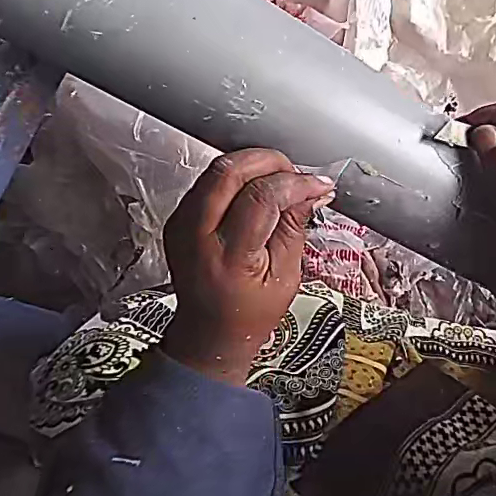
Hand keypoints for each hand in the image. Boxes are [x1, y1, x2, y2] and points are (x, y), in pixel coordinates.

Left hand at [160, 148, 334, 384]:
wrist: (207, 332)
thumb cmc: (247, 315)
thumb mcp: (285, 278)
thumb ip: (294, 228)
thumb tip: (310, 192)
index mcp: (227, 257)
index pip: (260, 198)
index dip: (294, 183)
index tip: (317, 185)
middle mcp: (196, 236)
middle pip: (229, 172)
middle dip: (269, 162)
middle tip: (295, 174)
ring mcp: (181, 224)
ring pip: (215, 170)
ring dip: (252, 166)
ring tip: (280, 181)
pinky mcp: (178, 219)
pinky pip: (207, 182)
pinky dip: (235, 177)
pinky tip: (256, 189)